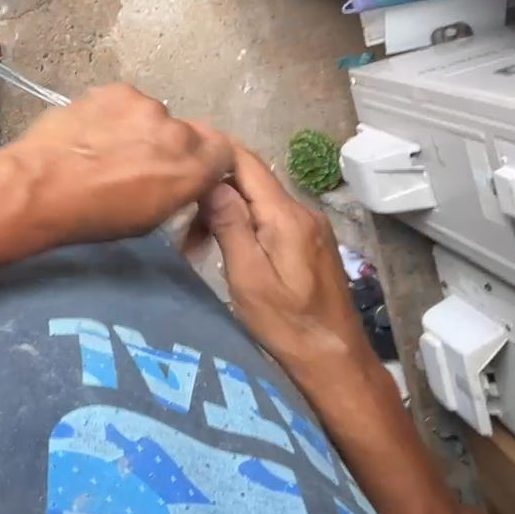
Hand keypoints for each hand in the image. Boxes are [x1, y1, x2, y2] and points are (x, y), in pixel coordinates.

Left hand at [0, 84, 233, 249]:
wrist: (42, 185)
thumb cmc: (95, 216)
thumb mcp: (150, 217)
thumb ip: (177, 188)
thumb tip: (180, 175)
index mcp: (193, 169)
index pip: (223, 151)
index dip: (204, 158)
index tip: (183, 167)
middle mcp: (177, 132)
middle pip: (184, 131)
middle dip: (165, 144)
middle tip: (135, 159)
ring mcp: (145, 106)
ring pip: (151, 114)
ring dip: (136, 126)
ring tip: (104, 144)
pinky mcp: (115, 89)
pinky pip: (123, 101)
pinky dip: (112, 113)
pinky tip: (90, 129)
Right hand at [200, 145, 371, 379]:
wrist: (336, 362)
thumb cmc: (287, 325)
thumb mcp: (249, 277)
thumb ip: (230, 225)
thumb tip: (210, 180)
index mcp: (286, 216)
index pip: (246, 162)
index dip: (213, 150)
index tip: (180, 153)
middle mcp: (302, 212)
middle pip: (250, 178)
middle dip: (213, 187)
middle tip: (178, 212)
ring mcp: (309, 226)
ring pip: (257, 198)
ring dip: (225, 208)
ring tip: (195, 239)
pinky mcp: (308, 242)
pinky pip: (269, 216)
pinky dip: (242, 221)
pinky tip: (224, 244)